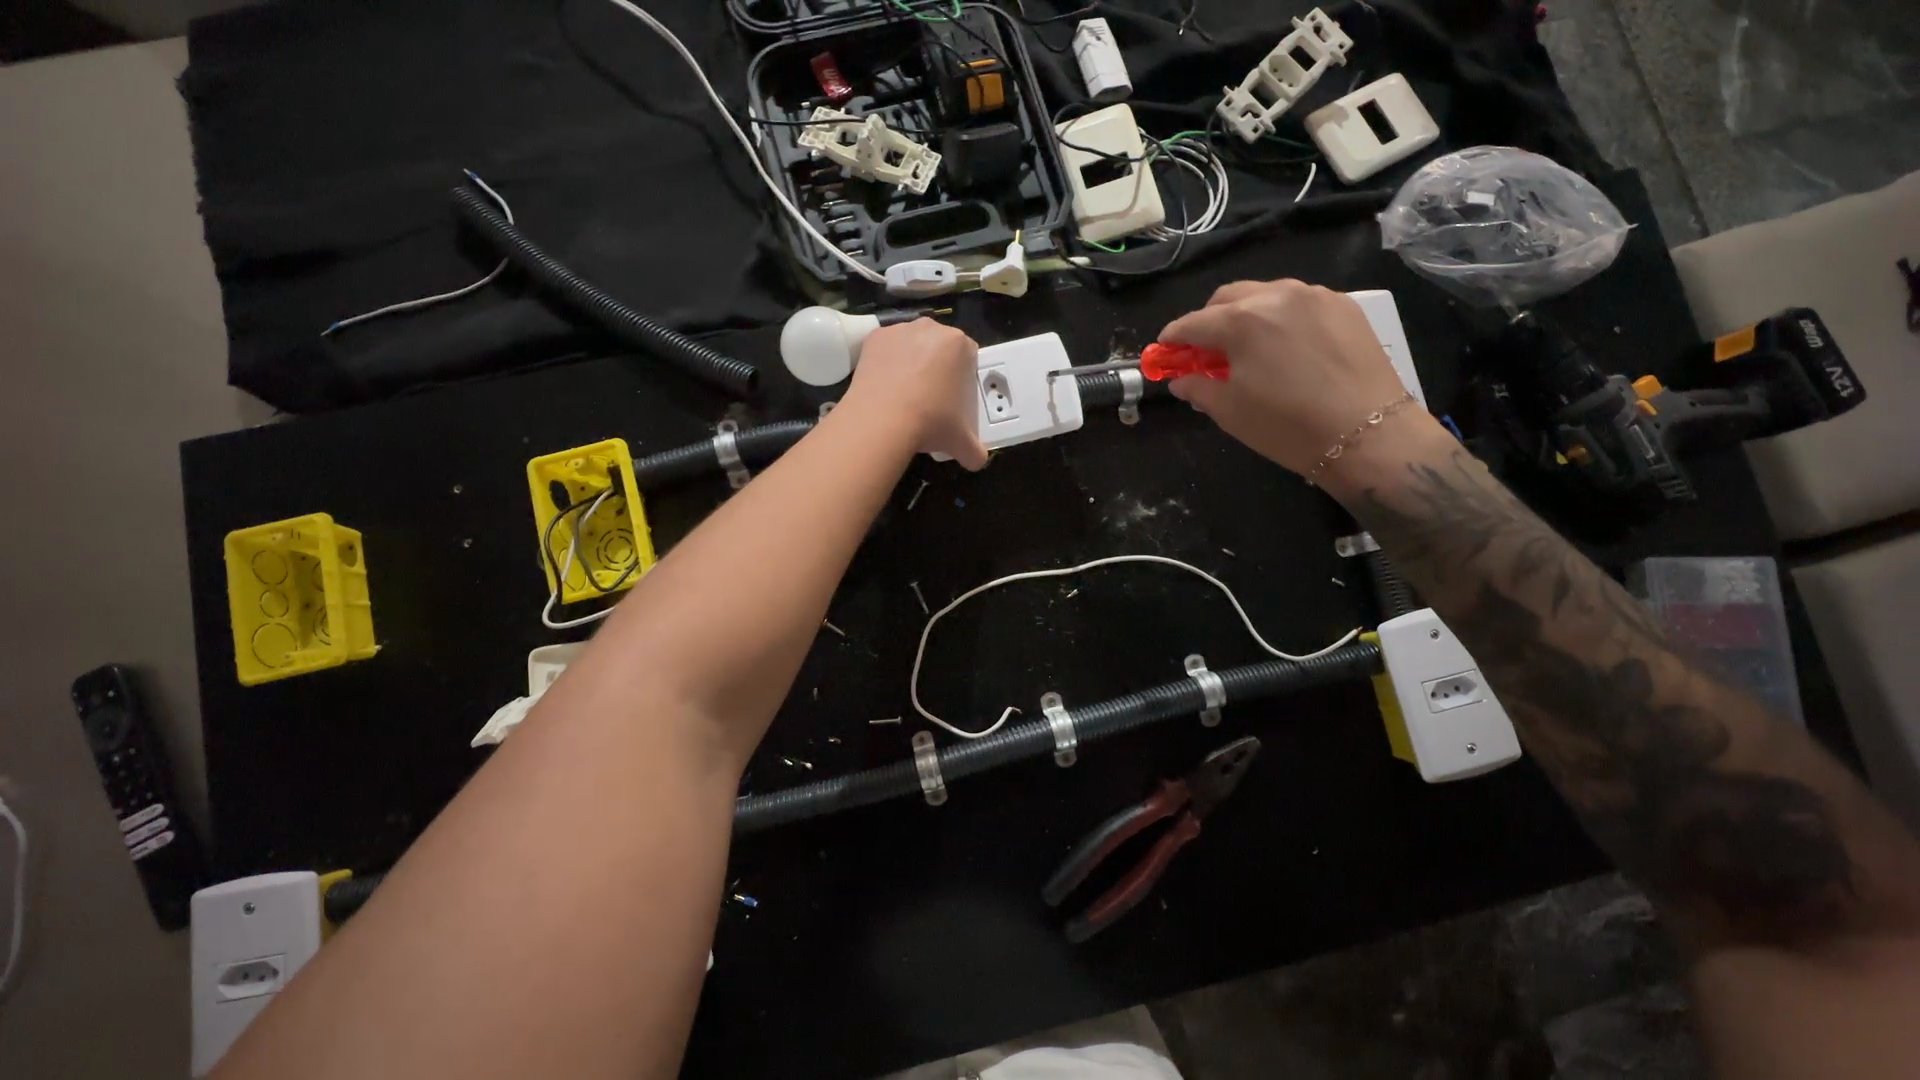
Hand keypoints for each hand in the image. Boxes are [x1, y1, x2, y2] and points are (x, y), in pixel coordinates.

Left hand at [843, 319, 988, 469]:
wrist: (881, 421)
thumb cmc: (929, 422)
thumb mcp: (959, 439)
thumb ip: (974, 449)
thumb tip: (979, 461)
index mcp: (958, 344)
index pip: (968, 354)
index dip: (963, 374)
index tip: (955, 394)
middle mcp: (930, 328)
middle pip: (939, 346)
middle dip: (937, 365)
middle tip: (931, 395)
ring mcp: (899, 330)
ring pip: (912, 344)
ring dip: (912, 361)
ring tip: (905, 393)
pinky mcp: (874, 337)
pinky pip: (886, 348)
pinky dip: (886, 362)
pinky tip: (886, 386)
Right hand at [1158, 280, 1436, 478]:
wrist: (1368, 434)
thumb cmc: (1287, 427)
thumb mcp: (1231, 412)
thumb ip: (1199, 388)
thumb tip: (1182, 380)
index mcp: (1241, 321)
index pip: (1193, 323)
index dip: (1173, 338)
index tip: (1165, 350)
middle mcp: (1276, 295)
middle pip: (1227, 298)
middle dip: (1209, 320)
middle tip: (1205, 350)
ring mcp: (1314, 296)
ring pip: (1265, 295)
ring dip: (1246, 315)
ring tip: (1248, 346)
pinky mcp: (1344, 306)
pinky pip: (1300, 303)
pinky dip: (1282, 318)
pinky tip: (1285, 346)